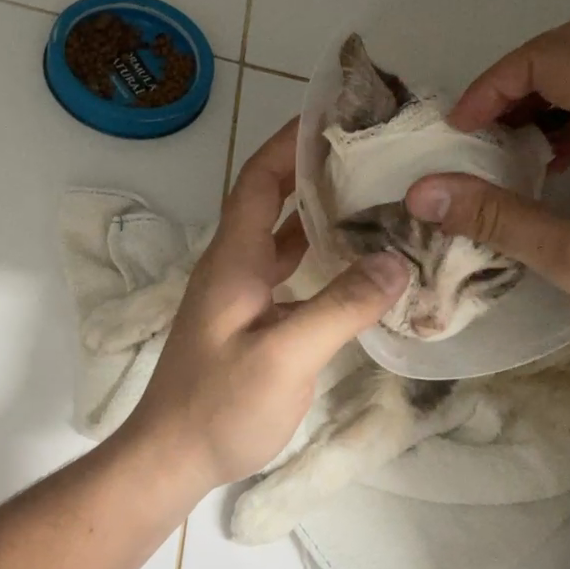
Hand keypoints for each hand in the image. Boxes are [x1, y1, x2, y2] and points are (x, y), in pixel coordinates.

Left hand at [122, 120, 408, 488]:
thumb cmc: (219, 404)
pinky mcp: (248, 321)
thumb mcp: (286, 356)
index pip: (259, 180)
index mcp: (234, 259)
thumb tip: (397, 259)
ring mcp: (239, 295)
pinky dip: (317, 256)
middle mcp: (233, 266)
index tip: (335, 114)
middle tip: (370, 152)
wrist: (171, 454)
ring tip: (374, 196)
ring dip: (318, 212)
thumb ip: (340, 306)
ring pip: (280, 237)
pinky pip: (286, 272)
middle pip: (271, 200)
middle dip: (313, 169)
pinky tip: (355, 264)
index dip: (290, 142)